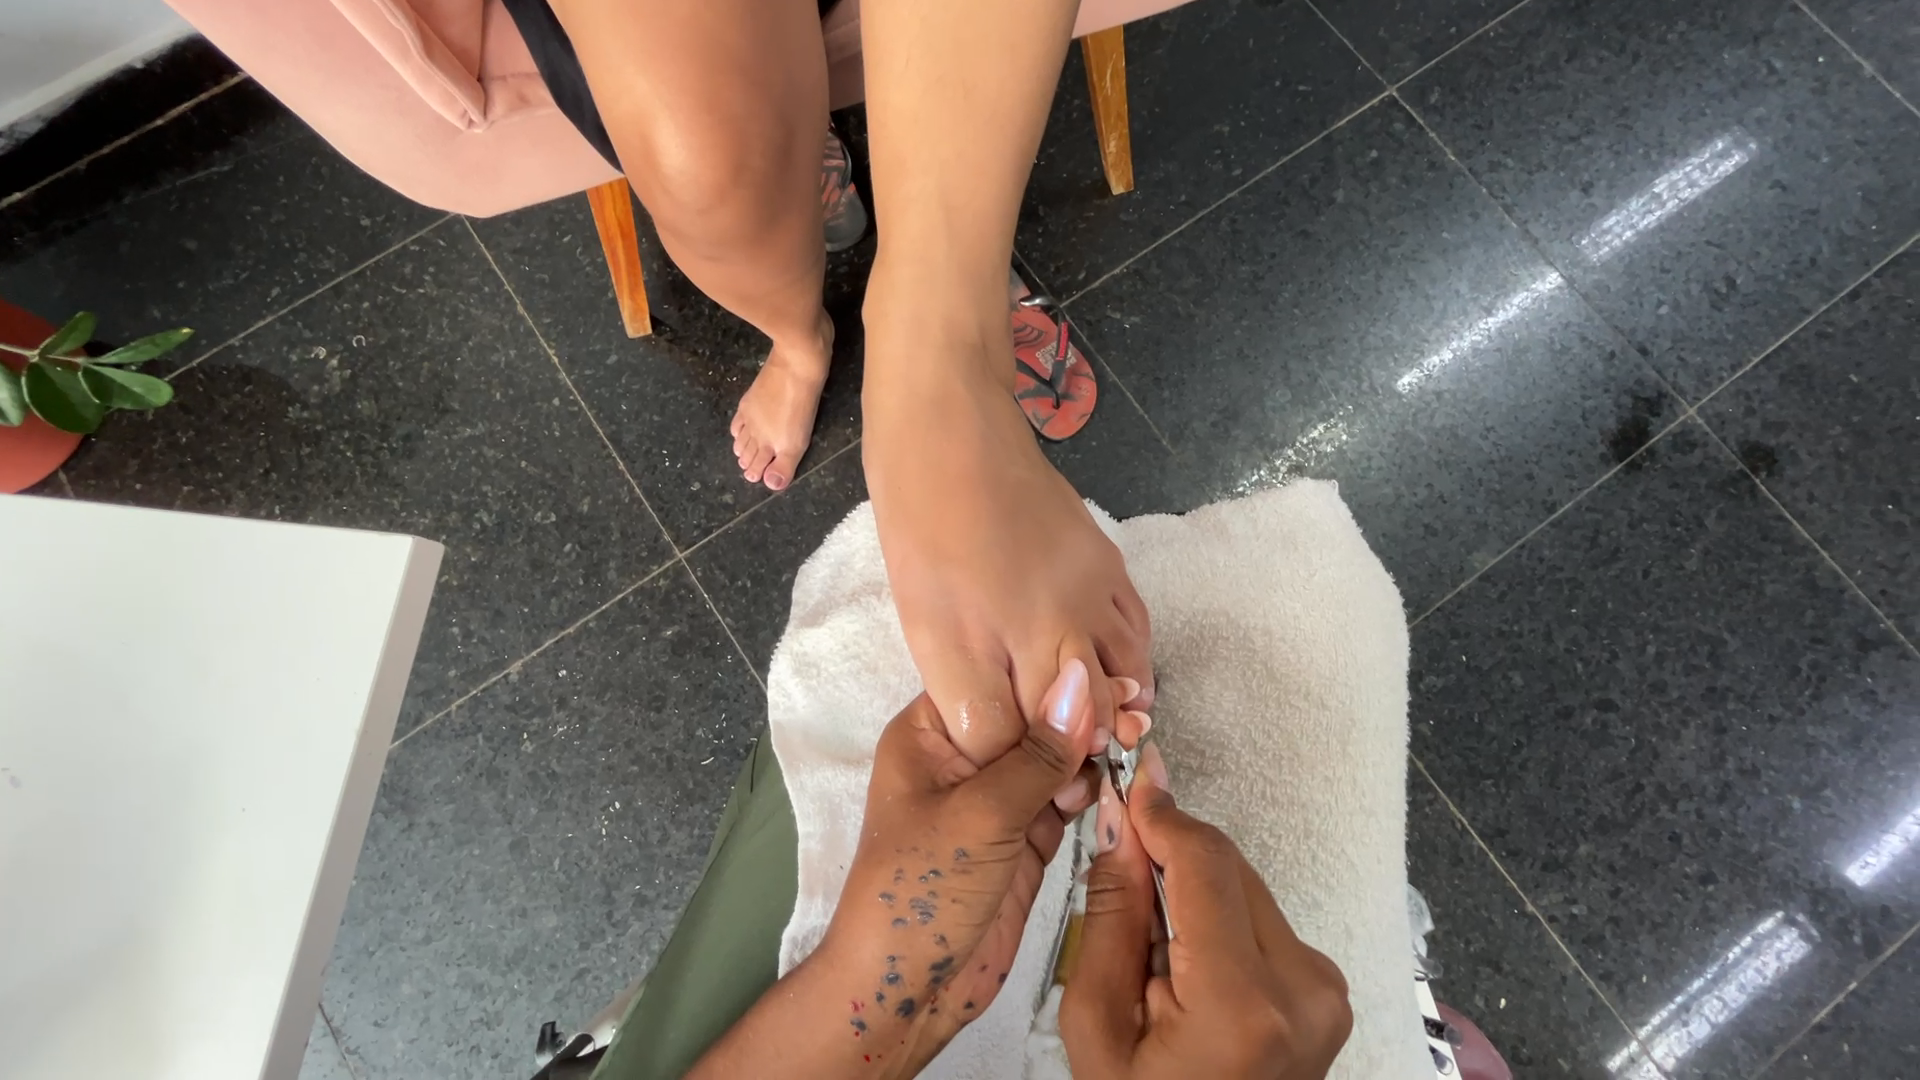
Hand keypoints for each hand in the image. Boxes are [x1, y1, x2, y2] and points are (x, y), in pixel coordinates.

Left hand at [811, 660, 1107, 1076]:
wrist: (910, 992)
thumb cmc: (922, 888)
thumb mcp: (980, 813)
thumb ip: (1038, 752)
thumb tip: (1080, 680)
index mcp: (929, 733)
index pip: (995, 684)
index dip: (1049, 677)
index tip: (1107, 675)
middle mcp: (962, 757)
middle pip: (1028, 720)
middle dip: (1077, 717)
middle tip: (1134, 711)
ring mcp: (994, 799)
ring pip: (1051, 759)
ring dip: (1089, 753)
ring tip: (1135, 736)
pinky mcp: (1022, 837)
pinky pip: (1062, 799)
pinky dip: (1090, 790)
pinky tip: (1120, 776)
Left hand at [861, 304, 1152, 766]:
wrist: (950, 430)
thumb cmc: (929, 536)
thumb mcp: (934, 633)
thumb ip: (980, 706)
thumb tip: (1009, 758)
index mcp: (1053, 644)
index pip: (1071, 739)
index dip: (1053, 774)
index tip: (1039, 793)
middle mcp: (1097, 617)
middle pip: (1114, 704)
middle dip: (1093, 743)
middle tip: (1065, 770)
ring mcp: (1107, 579)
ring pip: (1133, 661)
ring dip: (1117, 700)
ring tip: (1090, 725)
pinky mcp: (1102, 552)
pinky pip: (1132, 620)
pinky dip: (1125, 653)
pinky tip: (1100, 660)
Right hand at [1061, 747, 1353, 1079]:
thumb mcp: (1096, 1020)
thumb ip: (1111, 912)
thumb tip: (1121, 820)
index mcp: (1244, 1001)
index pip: (1204, 862)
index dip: (1162, 813)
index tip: (1126, 779)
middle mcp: (1306, 985)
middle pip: (1225, 866)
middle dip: (1167, 849)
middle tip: (1117, 857)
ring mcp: (1327, 990)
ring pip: (1242, 884)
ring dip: (1189, 881)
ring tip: (1151, 936)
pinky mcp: (1328, 991)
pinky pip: (1259, 915)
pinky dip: (1214, 911)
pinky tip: (1184, 954)